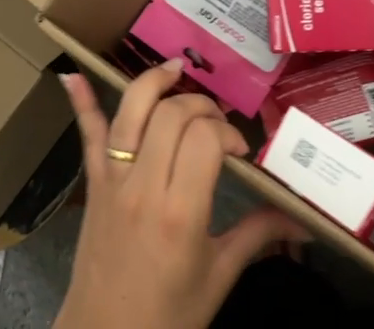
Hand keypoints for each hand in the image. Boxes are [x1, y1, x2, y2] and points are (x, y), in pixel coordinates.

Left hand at [54, 60, 306, 328]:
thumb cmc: (167, 314)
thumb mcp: (218, 276)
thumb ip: (257, 235)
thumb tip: (303, 219)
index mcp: (179, 212)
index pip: (205, 139)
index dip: (227, 133)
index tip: (239, 151)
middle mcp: (143, 187)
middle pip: (171, 115)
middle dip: (201, 106)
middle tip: (217, 125)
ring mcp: (112, 180)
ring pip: (130, 112)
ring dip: (153, 82)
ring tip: (177, 69)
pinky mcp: (93, 183)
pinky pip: (86, 136)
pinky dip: (80, 103)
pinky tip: (71, 74)